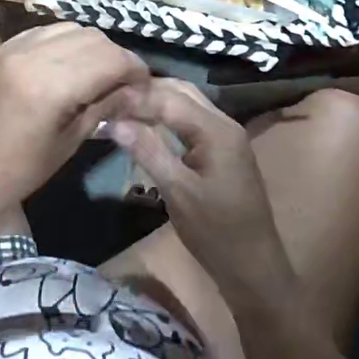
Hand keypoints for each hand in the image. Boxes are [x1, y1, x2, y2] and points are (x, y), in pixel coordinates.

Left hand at [0, 23, 147, 213]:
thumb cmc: (14, 174)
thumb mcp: (67, 145)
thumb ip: (102, 108)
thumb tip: (136, 91)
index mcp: (49, 85)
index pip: (109, 58)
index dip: (134, 69)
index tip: (144, 87)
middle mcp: (31, 54)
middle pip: (92, 37)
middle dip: (115, 57)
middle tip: (124, 84)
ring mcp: (12, 46)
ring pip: (70, 28)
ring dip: (91, 47)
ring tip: (97, 75)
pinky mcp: (1, 47)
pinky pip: (44, 32)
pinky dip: (65, 43)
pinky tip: (68, 68)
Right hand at [110, 80, 295, 310]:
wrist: (254, 267)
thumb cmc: (216, 232)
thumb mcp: (177, 191)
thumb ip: (148, 150)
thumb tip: (114, 121)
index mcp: (216, 130)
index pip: (168, 97)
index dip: (135, 97)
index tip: (104, 101)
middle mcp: (224, 123)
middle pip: (180, 91)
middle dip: (145, 92)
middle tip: (111, 100)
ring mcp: (226, 135)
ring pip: (186, 102)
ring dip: (156, 101)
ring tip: (123, 109)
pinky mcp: (222, 148)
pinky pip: (191, 118)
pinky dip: (167, 115)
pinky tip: (146, 124)